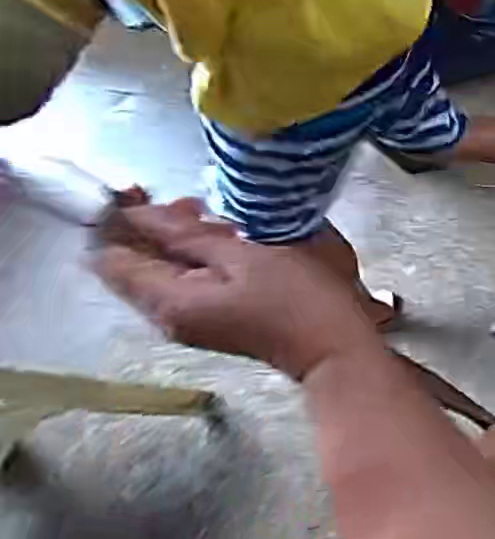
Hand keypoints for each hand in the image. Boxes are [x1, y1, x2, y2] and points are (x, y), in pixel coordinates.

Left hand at [91, 198, 383, 378]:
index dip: (120, 220)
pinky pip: (191, 288)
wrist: (338, 347)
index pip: (112, 255)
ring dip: (186, 247)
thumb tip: (142, 215)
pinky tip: (239, 253)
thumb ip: (192, 237)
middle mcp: (166, 315)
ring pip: (166, 276)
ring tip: (228, 227)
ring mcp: (192, 324)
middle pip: (136, 266)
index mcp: (167, 299)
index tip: (149, 191)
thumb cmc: (303, 299)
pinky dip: (203, 265)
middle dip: (158, 231)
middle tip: (200, 206)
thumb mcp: (254, 259)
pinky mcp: (218, 325)